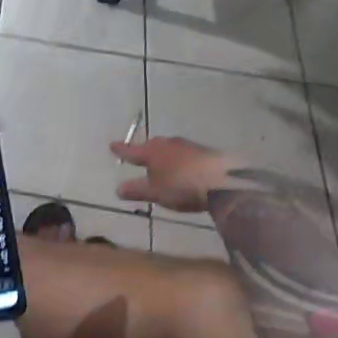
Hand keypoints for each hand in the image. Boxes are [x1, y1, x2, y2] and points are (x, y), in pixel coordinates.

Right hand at [110, 136, 240, 212]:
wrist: (225, 181)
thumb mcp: (155, 193)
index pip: (130, 150)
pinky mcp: (209, 152)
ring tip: (167, 164)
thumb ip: (136, 190)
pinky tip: (189, 169)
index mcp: (150, 152)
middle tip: (143, 156)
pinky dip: (185, 160)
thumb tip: (118, 189)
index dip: (121, 150)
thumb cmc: (182, 186)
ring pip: (172, 148)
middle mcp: (167, 144)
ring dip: (168, 155)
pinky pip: (189, 154)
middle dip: (146, 150)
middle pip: (152, 146)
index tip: (112, 146)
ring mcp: (189, 146)